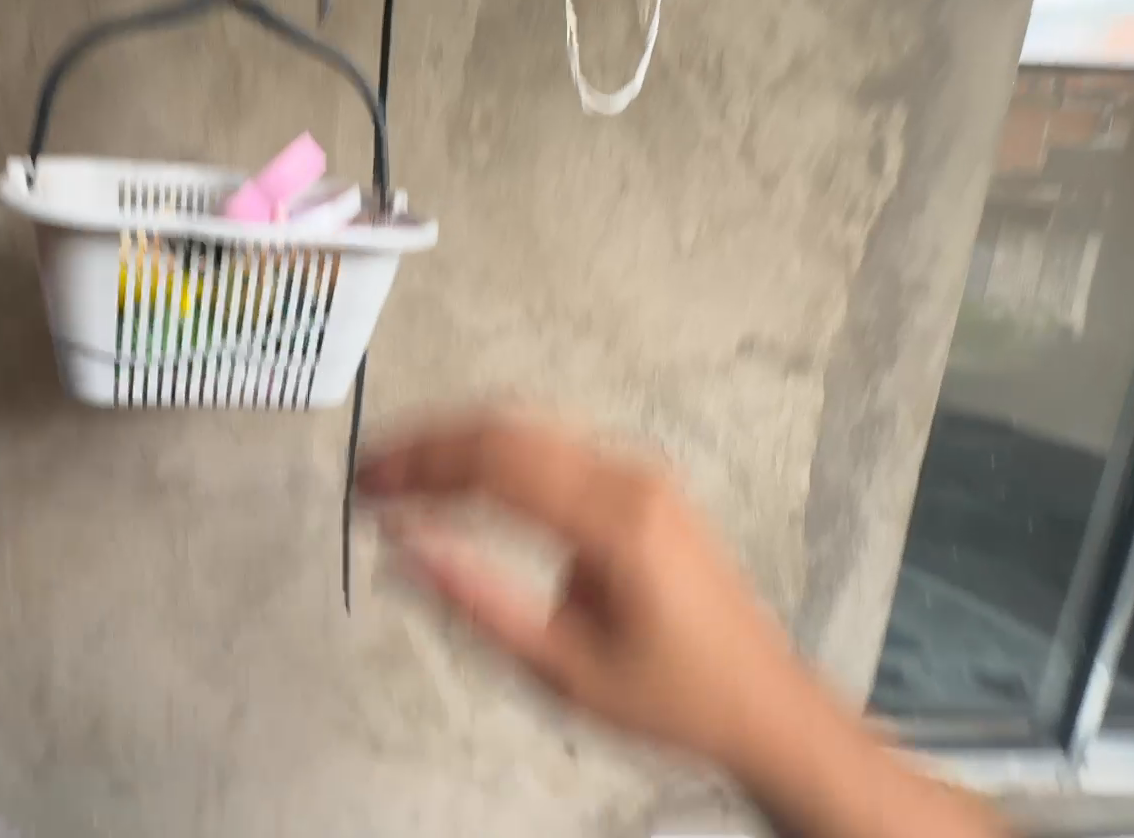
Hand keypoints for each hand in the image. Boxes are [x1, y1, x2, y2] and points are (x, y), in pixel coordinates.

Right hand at [358, 411, 817, 771]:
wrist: (770, 709)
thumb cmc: (668, 701)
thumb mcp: (560, 671)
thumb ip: (473, 601)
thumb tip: (401, 546)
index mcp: (614, 522)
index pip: (491, 466)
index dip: (417, 469)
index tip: (364, 487)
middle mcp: (627, 475)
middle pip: (503, 430)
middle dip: (424, 445)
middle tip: (367, 472)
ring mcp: (636, 468)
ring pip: (523, 423)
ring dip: (452, 438)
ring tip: (398, 466)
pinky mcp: (636, 476)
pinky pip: (547, 440)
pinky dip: (488, 446)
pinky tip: (457, 466)